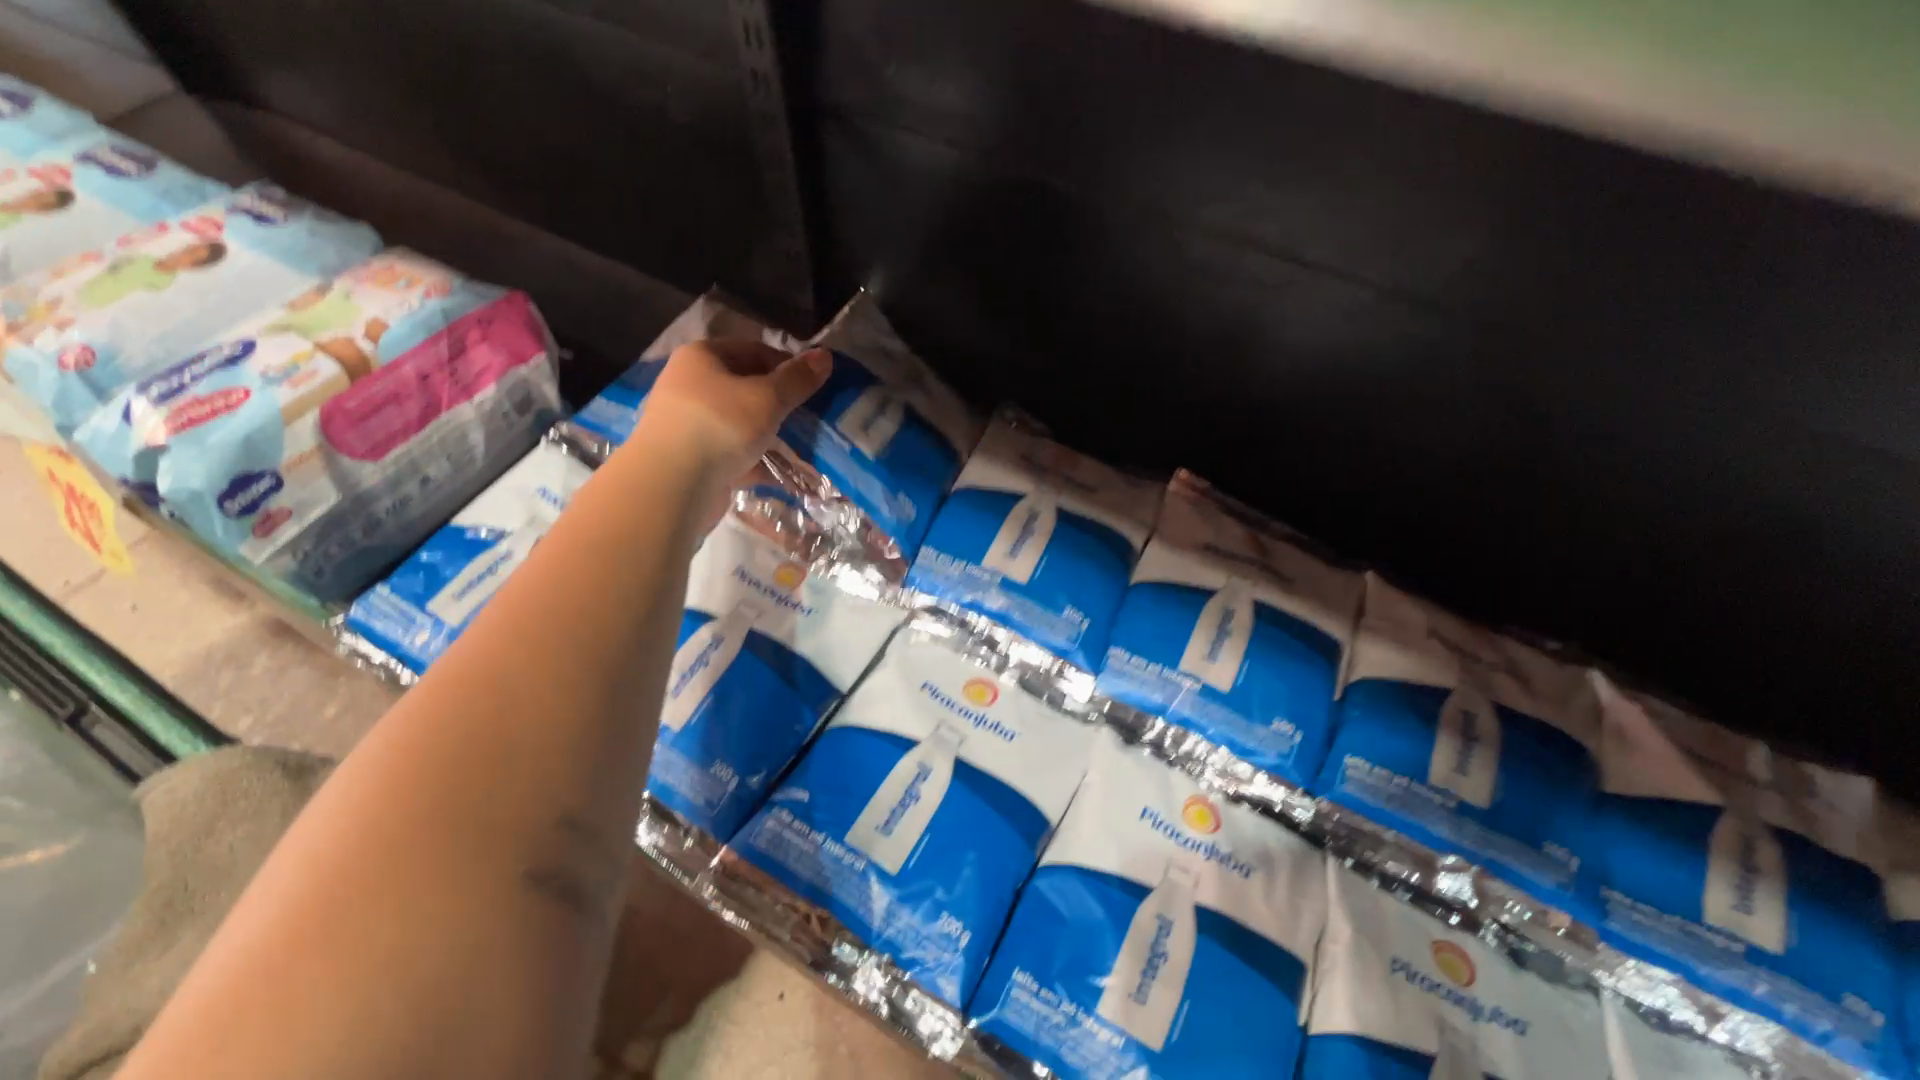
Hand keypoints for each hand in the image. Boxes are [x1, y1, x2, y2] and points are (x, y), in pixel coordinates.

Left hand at [628, 338, 831, 488]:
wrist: (671, 485)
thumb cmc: (720, 426)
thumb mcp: (768, 398)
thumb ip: (797, 379)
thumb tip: (824, 355)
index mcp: (702, 357)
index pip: (754, 350)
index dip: (786, 365)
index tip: (813, 386)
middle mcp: (689, 384)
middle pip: (745, 387)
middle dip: (778, 404)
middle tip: (809, 417)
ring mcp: (688, 423)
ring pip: (739, 423)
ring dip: (768, 434)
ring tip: (800, 447)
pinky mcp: (691, 458)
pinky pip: (732, 453)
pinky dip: (755, 461)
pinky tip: (782, 475)